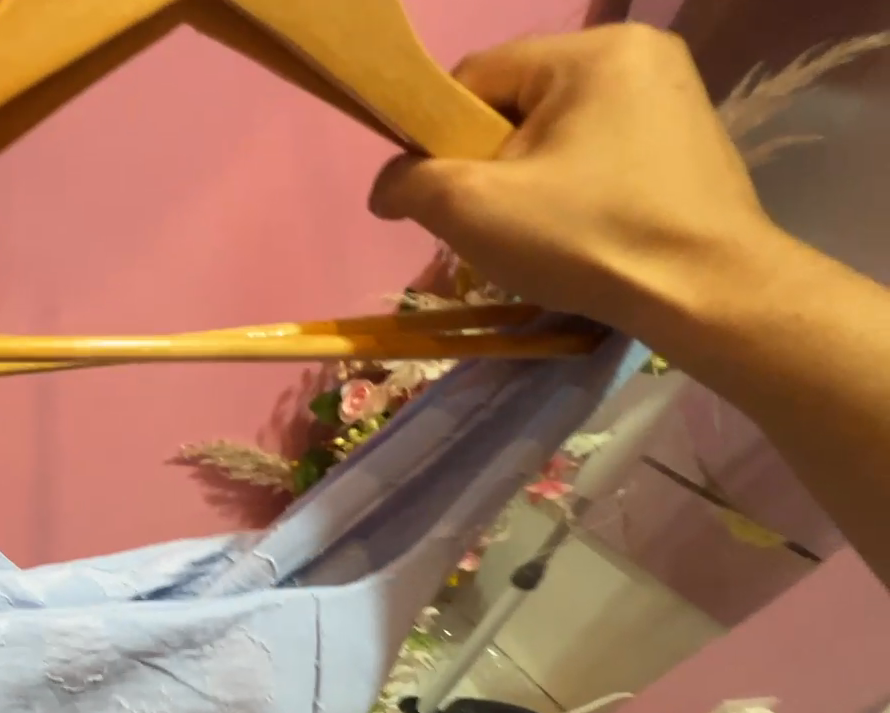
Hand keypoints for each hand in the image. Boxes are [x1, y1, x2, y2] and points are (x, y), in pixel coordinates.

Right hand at [369, 25, 785, 340]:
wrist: (698, 288)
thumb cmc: (581, 236)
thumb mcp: (470, 207)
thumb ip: (409, 183)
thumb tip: (386, 186)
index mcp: (591, 54)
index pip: (474, 75)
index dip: (435, 133)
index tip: (434, 189)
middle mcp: (635, 55)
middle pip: (509, 102)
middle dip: (478, 159)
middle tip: (479, 217)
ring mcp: (665, 93)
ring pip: (543, 129)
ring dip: (512, 176)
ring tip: (520, 227)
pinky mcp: (674, 136)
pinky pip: (583, 147)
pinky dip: (553, 183)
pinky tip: (560, 224)